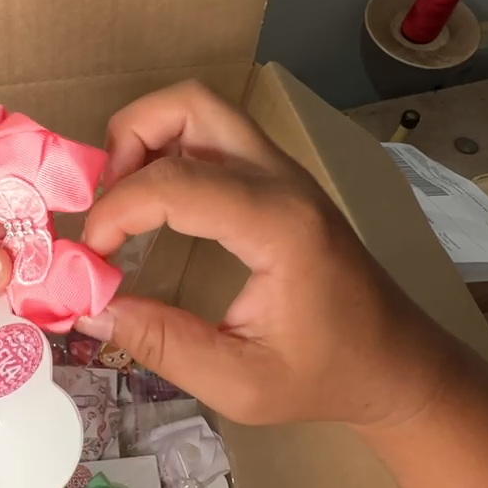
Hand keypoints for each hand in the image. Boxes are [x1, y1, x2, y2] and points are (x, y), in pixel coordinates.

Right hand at [76, 81, 474, 429]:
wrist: (399, 364)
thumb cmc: (327, 377)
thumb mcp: (239, 384)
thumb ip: (160, 344)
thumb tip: (88, 309)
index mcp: (278, 225)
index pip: (175, 183)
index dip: (115, 213)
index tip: (91, 257)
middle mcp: (281, 179)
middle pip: (189, 104)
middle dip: (127, 140)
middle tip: (106, 203)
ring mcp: (281, 171)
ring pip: (199, 107)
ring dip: (146, 137)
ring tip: (124, 199)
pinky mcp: (277, 178)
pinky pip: (211, 134)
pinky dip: (167, 149)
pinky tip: (155, 204)